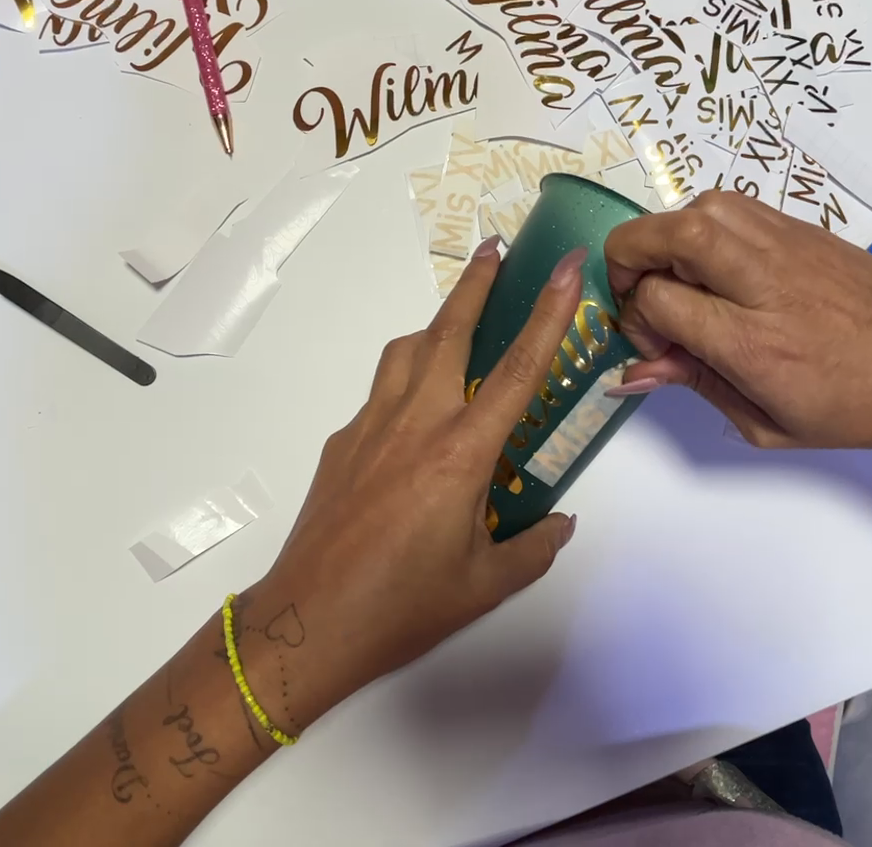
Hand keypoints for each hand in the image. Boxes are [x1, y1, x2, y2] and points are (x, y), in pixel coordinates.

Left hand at [237, 238, 585, 733]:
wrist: (310, 622)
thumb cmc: (405, 606)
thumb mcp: (485, 584)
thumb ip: (533, 548)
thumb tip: (561, 523)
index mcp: (461, 452)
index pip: (519, 369)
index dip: (548, 313)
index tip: (562, 266)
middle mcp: (415, 423)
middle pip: (448, 331)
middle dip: (475, 283)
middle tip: (495, 249)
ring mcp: (369, 427)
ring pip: (405, 352)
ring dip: (436, 326)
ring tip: (460, 329)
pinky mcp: (340, 442)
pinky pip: (380, 395)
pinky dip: (406, 384)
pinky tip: (416, 423)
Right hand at [604, 192, 871, 458]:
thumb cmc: (855, 408)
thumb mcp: (766, 422)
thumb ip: (694, 384)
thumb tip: (634, 370)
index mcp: (754, 342)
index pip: (655, 300)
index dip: (637, 323)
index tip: (660, 347)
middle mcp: (763, 281)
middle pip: (664, 235)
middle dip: (628, 260)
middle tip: (643, 296)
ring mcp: (785, 244)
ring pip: (694, 208)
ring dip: (665, 239)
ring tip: (680, 278)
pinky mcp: (802, 226)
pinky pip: (729, 206)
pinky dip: (702, 228)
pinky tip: (717, 265)